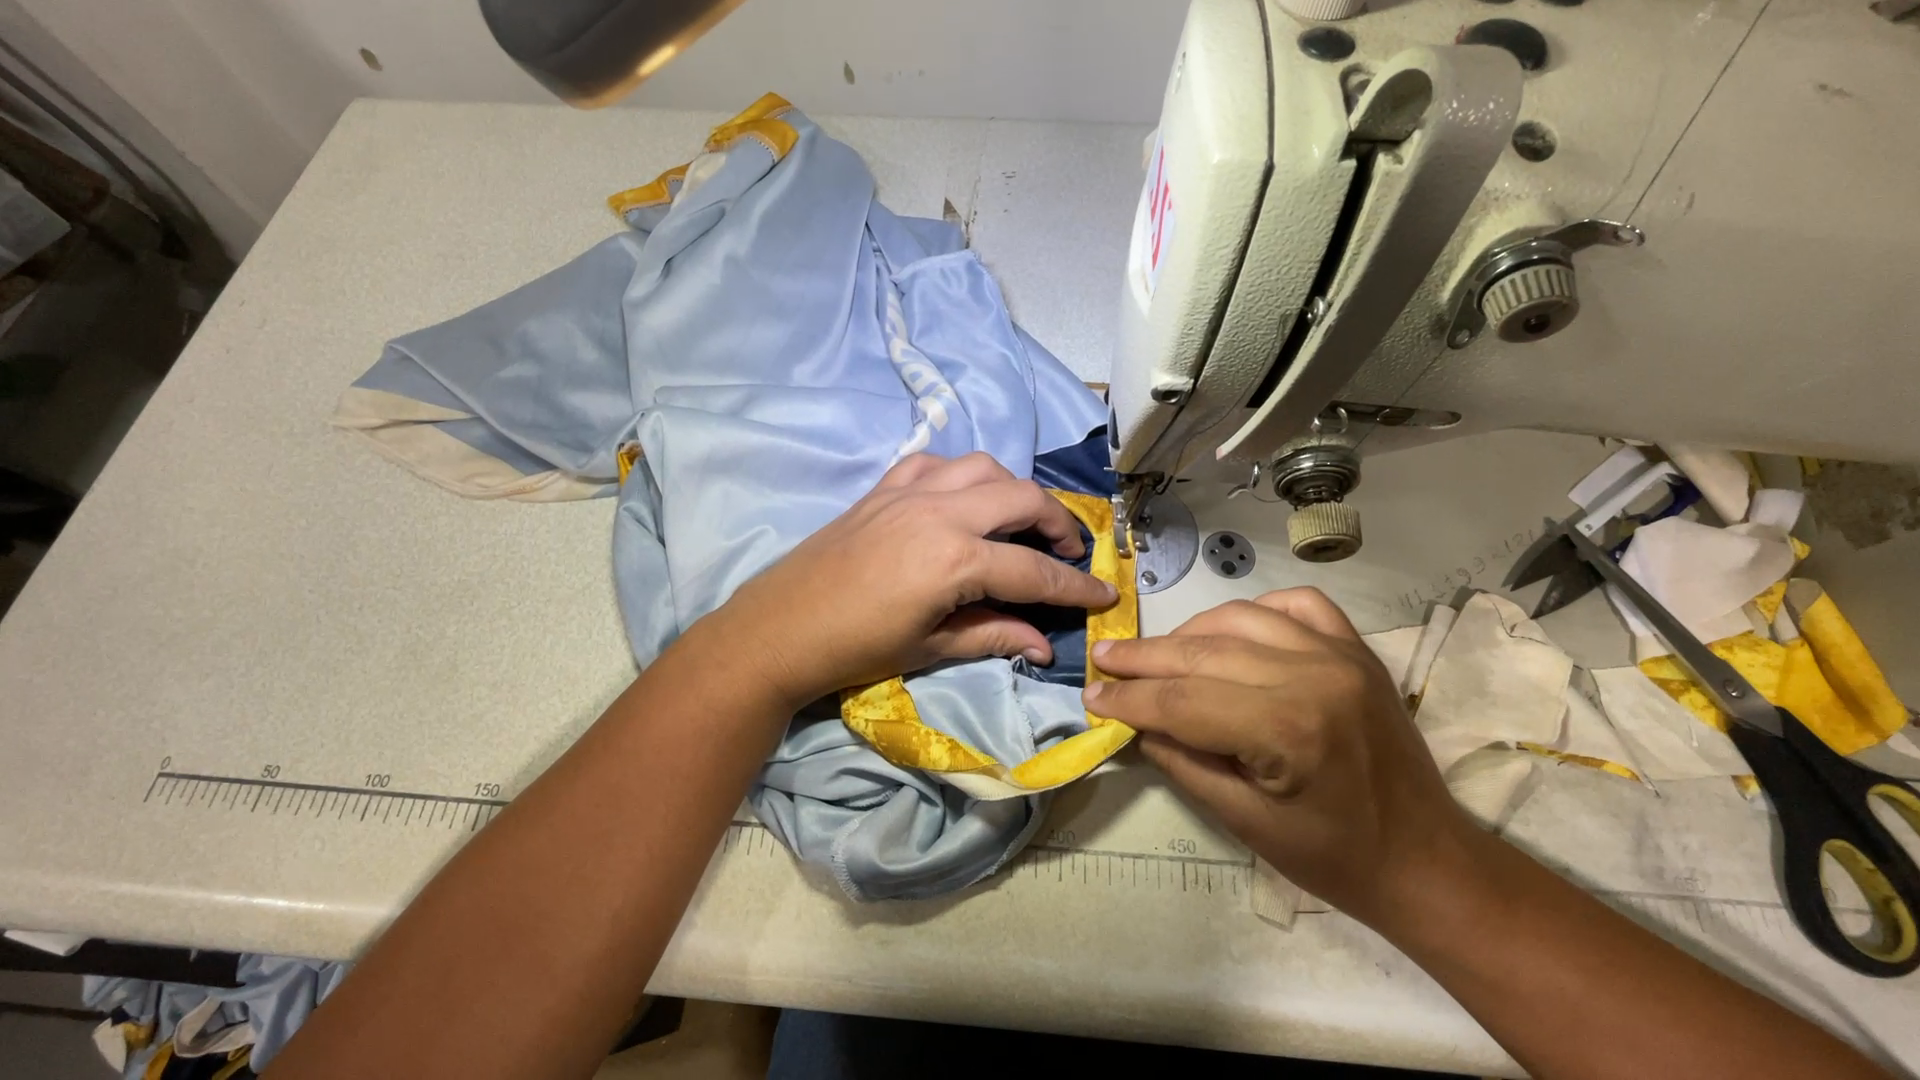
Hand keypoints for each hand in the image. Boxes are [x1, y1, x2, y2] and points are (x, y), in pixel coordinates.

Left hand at [712, 453, 1118, 709]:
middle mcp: (940, 513)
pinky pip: (937, 464)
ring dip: (1014, 491)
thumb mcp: (931, 648)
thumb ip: (993, 634)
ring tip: (1020, 523)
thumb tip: (1044, 645)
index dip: (1075, 588)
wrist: (780, 629)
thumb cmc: (855, 648)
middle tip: (1068, 553)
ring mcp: (909, 492)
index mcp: (955, 560)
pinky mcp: (883, 488)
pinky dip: (963, 476)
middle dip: (1058, 523)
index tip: (1105, 596)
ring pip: (984, 467)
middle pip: (1022, 498)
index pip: (1034, 572)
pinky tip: (963, 502)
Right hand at [1083, 588, 1477, 924]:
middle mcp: (1314, 676)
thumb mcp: (1244, 822)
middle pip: (1205, 651)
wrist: (1425, 860)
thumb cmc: (1334, 858)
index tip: (1090, 694)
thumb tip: (1137, 722)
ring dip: (1189, 632)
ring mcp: (1341, 655)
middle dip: (1145, 658)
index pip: (1183, 699)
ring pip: (1241, 618)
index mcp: (1287, 729)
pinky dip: (1255, 611)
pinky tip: (1230, 632)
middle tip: (1104, 657)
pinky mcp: (1358, 650)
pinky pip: (1297, 606)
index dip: (1130, 697)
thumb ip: (1184, 762)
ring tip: (1155, 651)